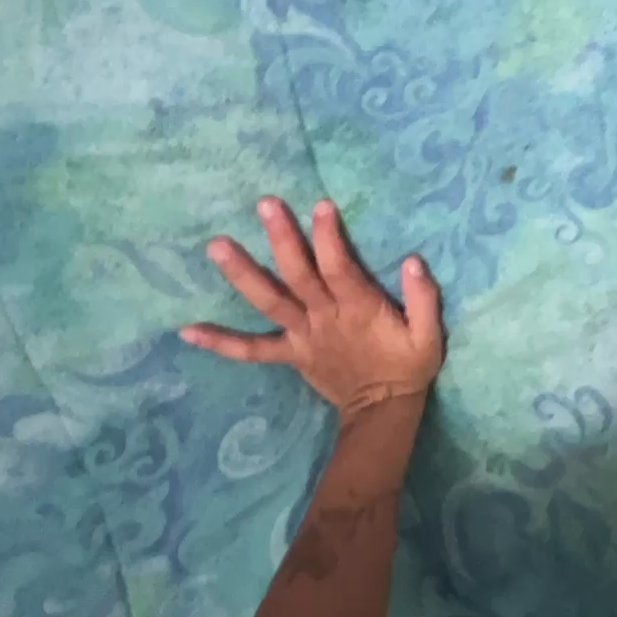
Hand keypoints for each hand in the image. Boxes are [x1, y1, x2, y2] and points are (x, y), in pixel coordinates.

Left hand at [181, 197, 443, 417]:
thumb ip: (423, 298)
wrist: (383, 412)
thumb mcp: (429, 335)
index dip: (329, 237)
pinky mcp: (290, 355)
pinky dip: (219, 342)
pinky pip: (251, 350)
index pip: (339, 267)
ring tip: (216, 246)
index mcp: (358, 309)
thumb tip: (412, 261)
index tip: (319, 205)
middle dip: (281, 239)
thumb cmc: (408, 366)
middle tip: (264, 205)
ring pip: (268, 302)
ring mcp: (302, 337)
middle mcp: (324, 318)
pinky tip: (186, 330)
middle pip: (297, 275)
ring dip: (241, 274)